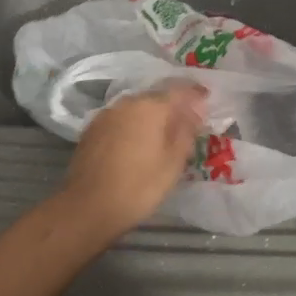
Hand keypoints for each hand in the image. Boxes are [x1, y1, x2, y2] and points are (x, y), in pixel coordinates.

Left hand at [59, 81, 206, 236]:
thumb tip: (194, 111)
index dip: (195, 94)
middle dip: (173, 106)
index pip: (179, 90)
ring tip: (164, 133)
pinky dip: (133, 125)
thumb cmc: (139, 187)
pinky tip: (138, 141)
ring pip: (136, 107)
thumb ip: (186, 131)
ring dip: (152, 115)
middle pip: (156, 97)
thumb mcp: (173, 163)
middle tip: (188, 121)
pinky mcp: (92, 128)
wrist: (88, 205)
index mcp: (150, 106)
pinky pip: (121, 119)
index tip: (207, 100)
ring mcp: (106, 114)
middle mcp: (126, 102)